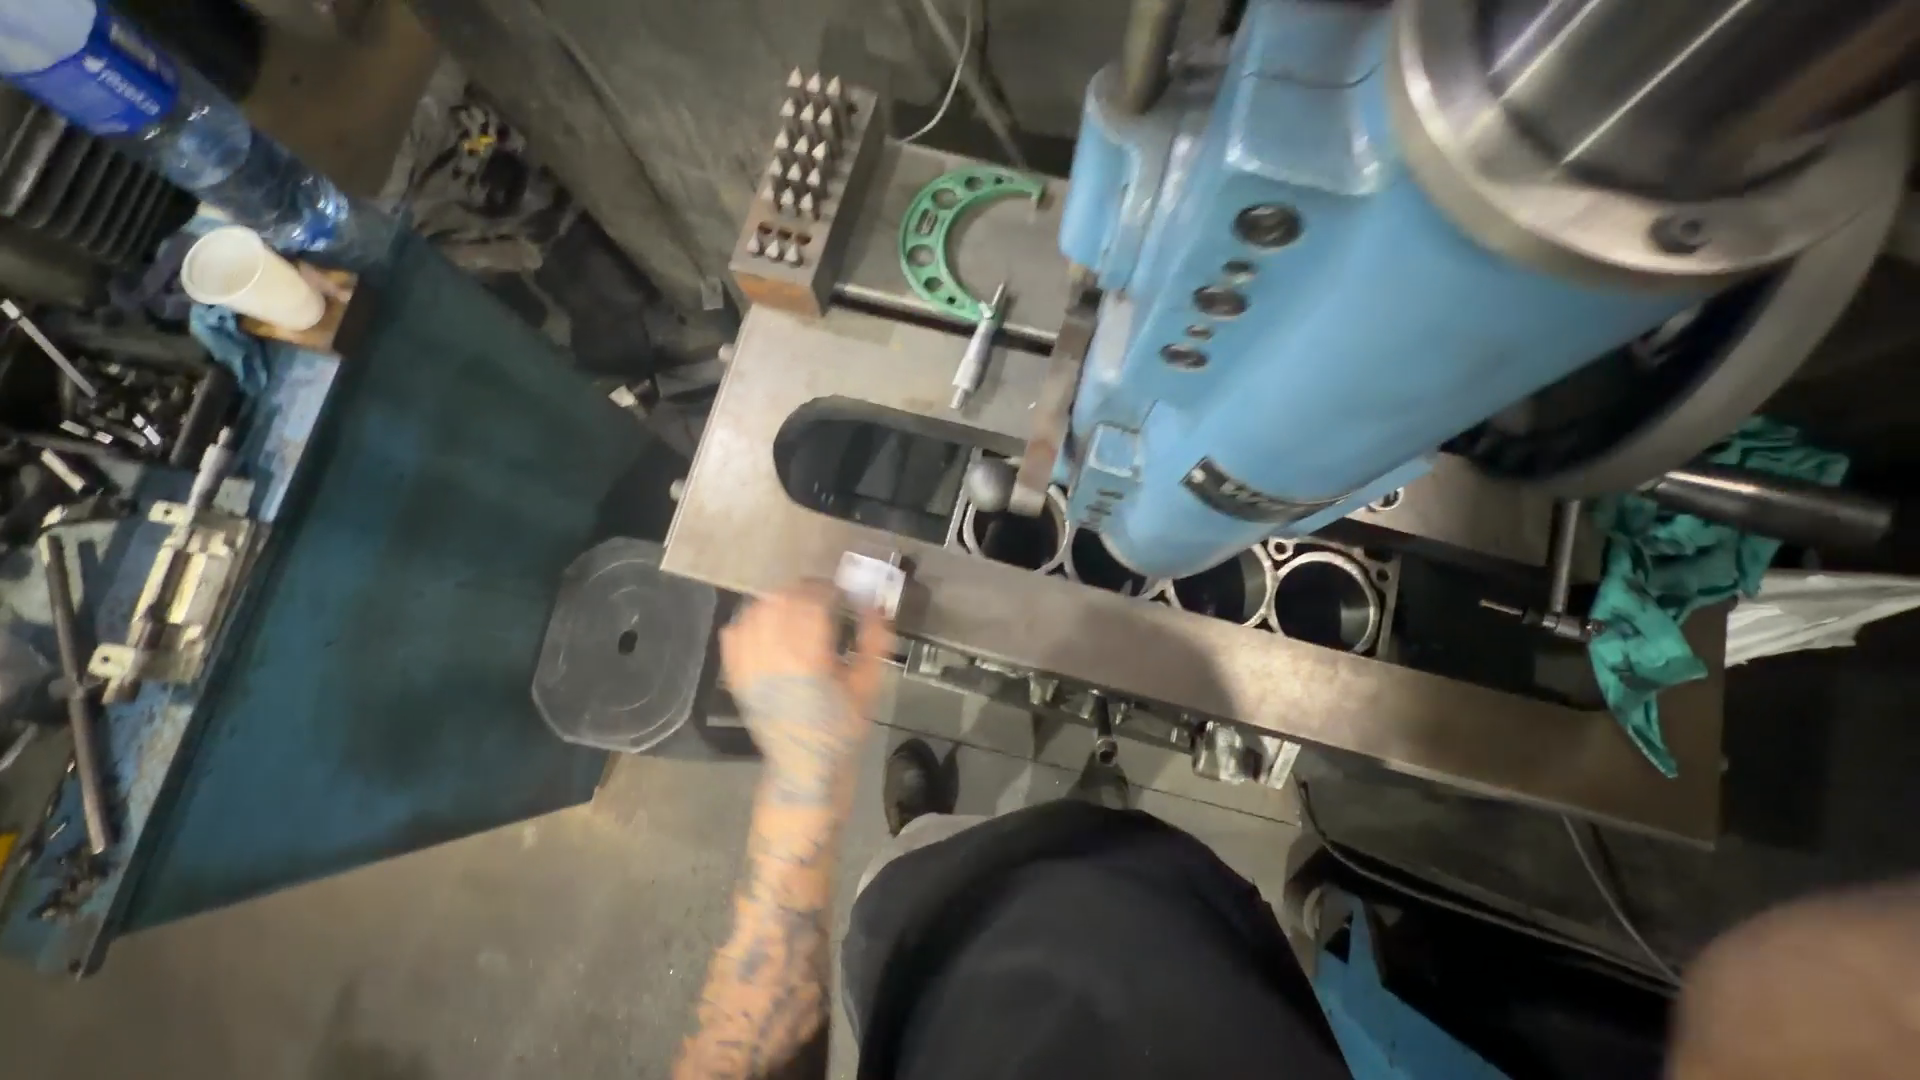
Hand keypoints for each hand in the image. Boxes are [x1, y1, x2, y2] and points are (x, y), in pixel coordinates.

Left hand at [721, 581, 894, 791]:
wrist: (805, 765)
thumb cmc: (841, 728)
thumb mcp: (868, 685)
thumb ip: (875, 641)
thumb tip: (876, 605)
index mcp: (810, 660)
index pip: (813, 604)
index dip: (828, 589)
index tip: (841, 592)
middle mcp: (775, 659)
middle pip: (780, 601)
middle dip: (802, 589)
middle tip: (820, 595)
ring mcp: (751, 667)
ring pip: (755, 612)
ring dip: (776, 600)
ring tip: (794, 606)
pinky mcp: (737, 676)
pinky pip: (733, 634)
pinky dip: (748, 619)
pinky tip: (765, 621)